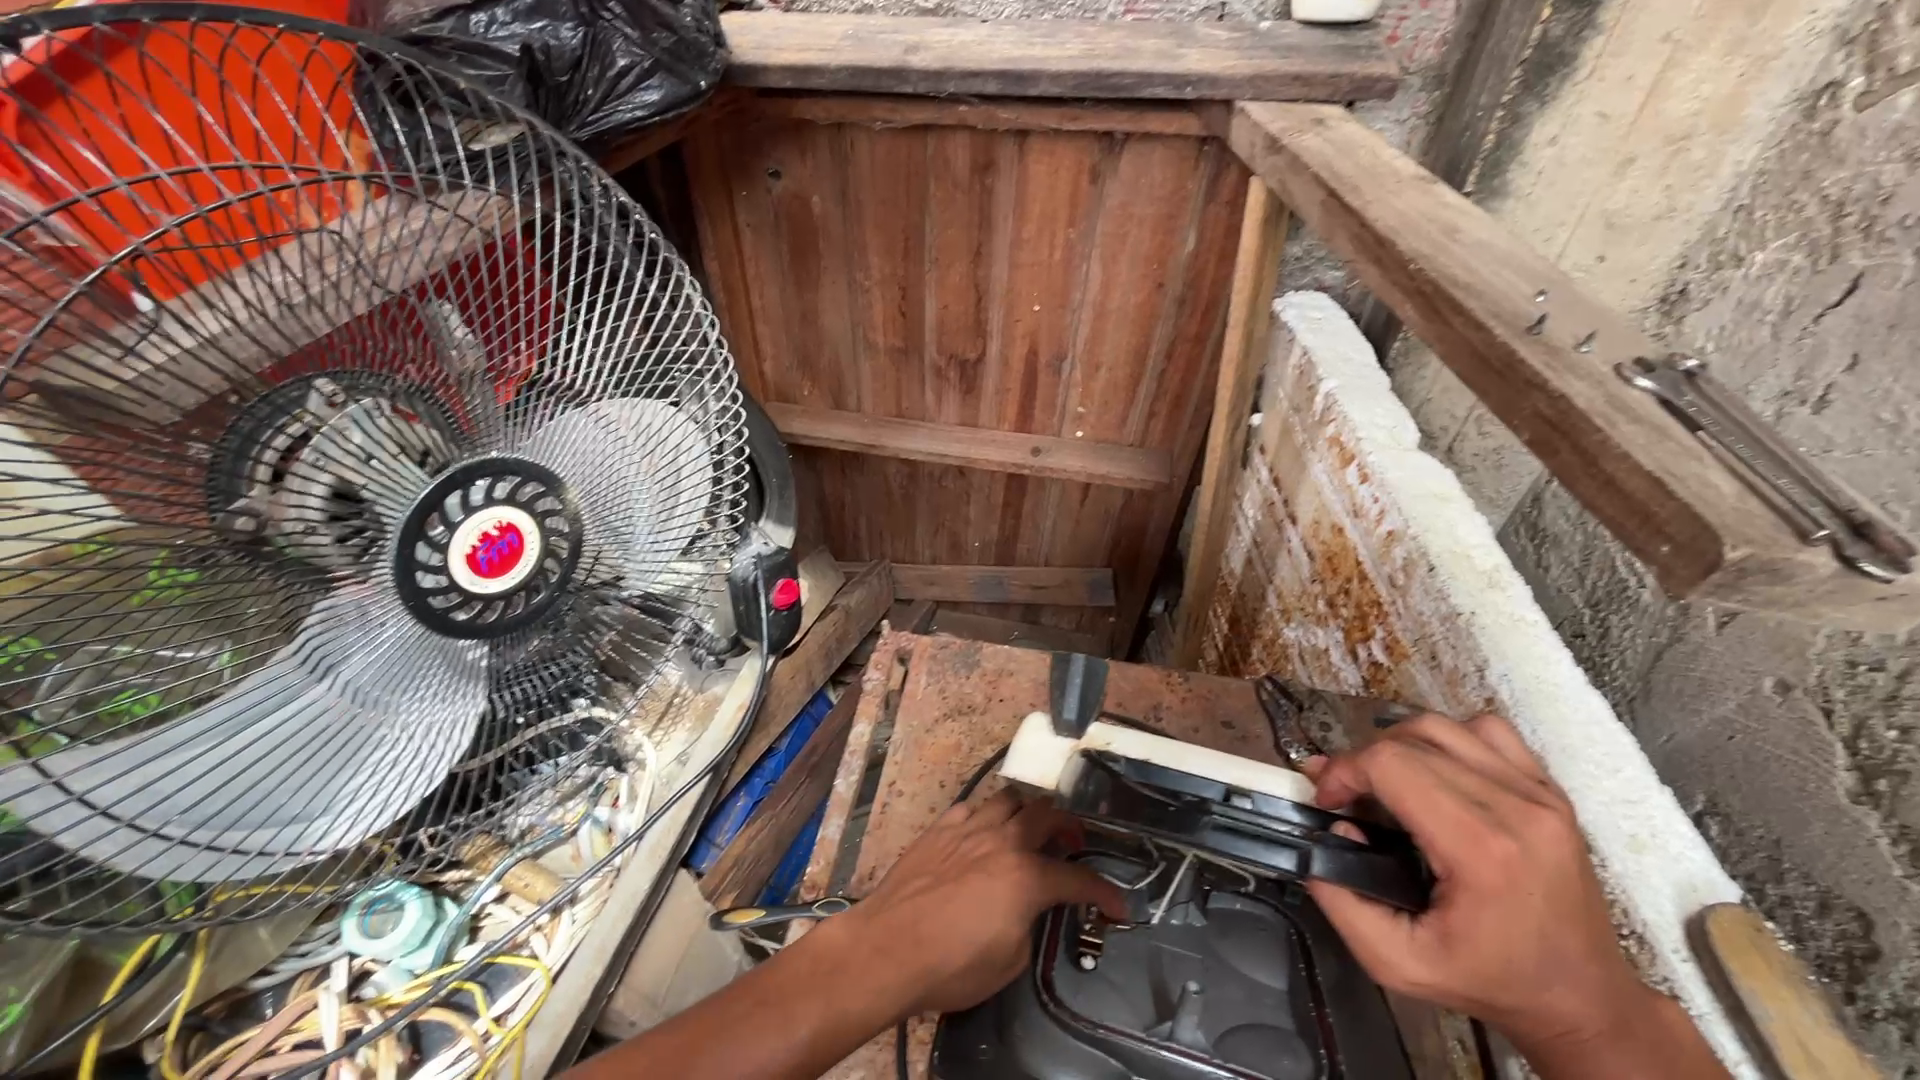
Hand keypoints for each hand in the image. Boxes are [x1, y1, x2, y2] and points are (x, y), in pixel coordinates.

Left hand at [823, 788, 1125, 1017]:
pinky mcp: (939, 829)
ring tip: (1028, 831)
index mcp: (1027, 877)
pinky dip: (986, 816)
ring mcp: (968, 829)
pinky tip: (982, 834)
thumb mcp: (1010, 960)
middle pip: (1047, 815)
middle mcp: (1002, 842)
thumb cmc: (952, 965)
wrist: (888, 948)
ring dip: (1026, 812)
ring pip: (1009, 800)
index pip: (1079, 879)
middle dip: (1069, 827)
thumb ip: (1030, 923)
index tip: (1119, 905)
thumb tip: (1029, 909)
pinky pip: (971, 808)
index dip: (1105, 893)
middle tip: (1073, 843)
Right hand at [1303, 714, 1727, 1077]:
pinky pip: (1486, 732)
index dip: (1343, 771)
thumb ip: (1343, 901)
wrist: (1582, 998)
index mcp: (1482, 849)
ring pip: (1444, 727)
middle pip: (1410, 739)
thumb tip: (1333, 832)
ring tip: (1384, 783)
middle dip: (1360, 760)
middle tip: (1344, 797)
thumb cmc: (1489, 981)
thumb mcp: (1397, 962)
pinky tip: (1435, 772)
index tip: (1326, 802)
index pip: (1391, 764)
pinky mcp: (1552, 790)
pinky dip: (1447, 740)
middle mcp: (1517, 807)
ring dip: (1398, 744)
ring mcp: (1541, 793)